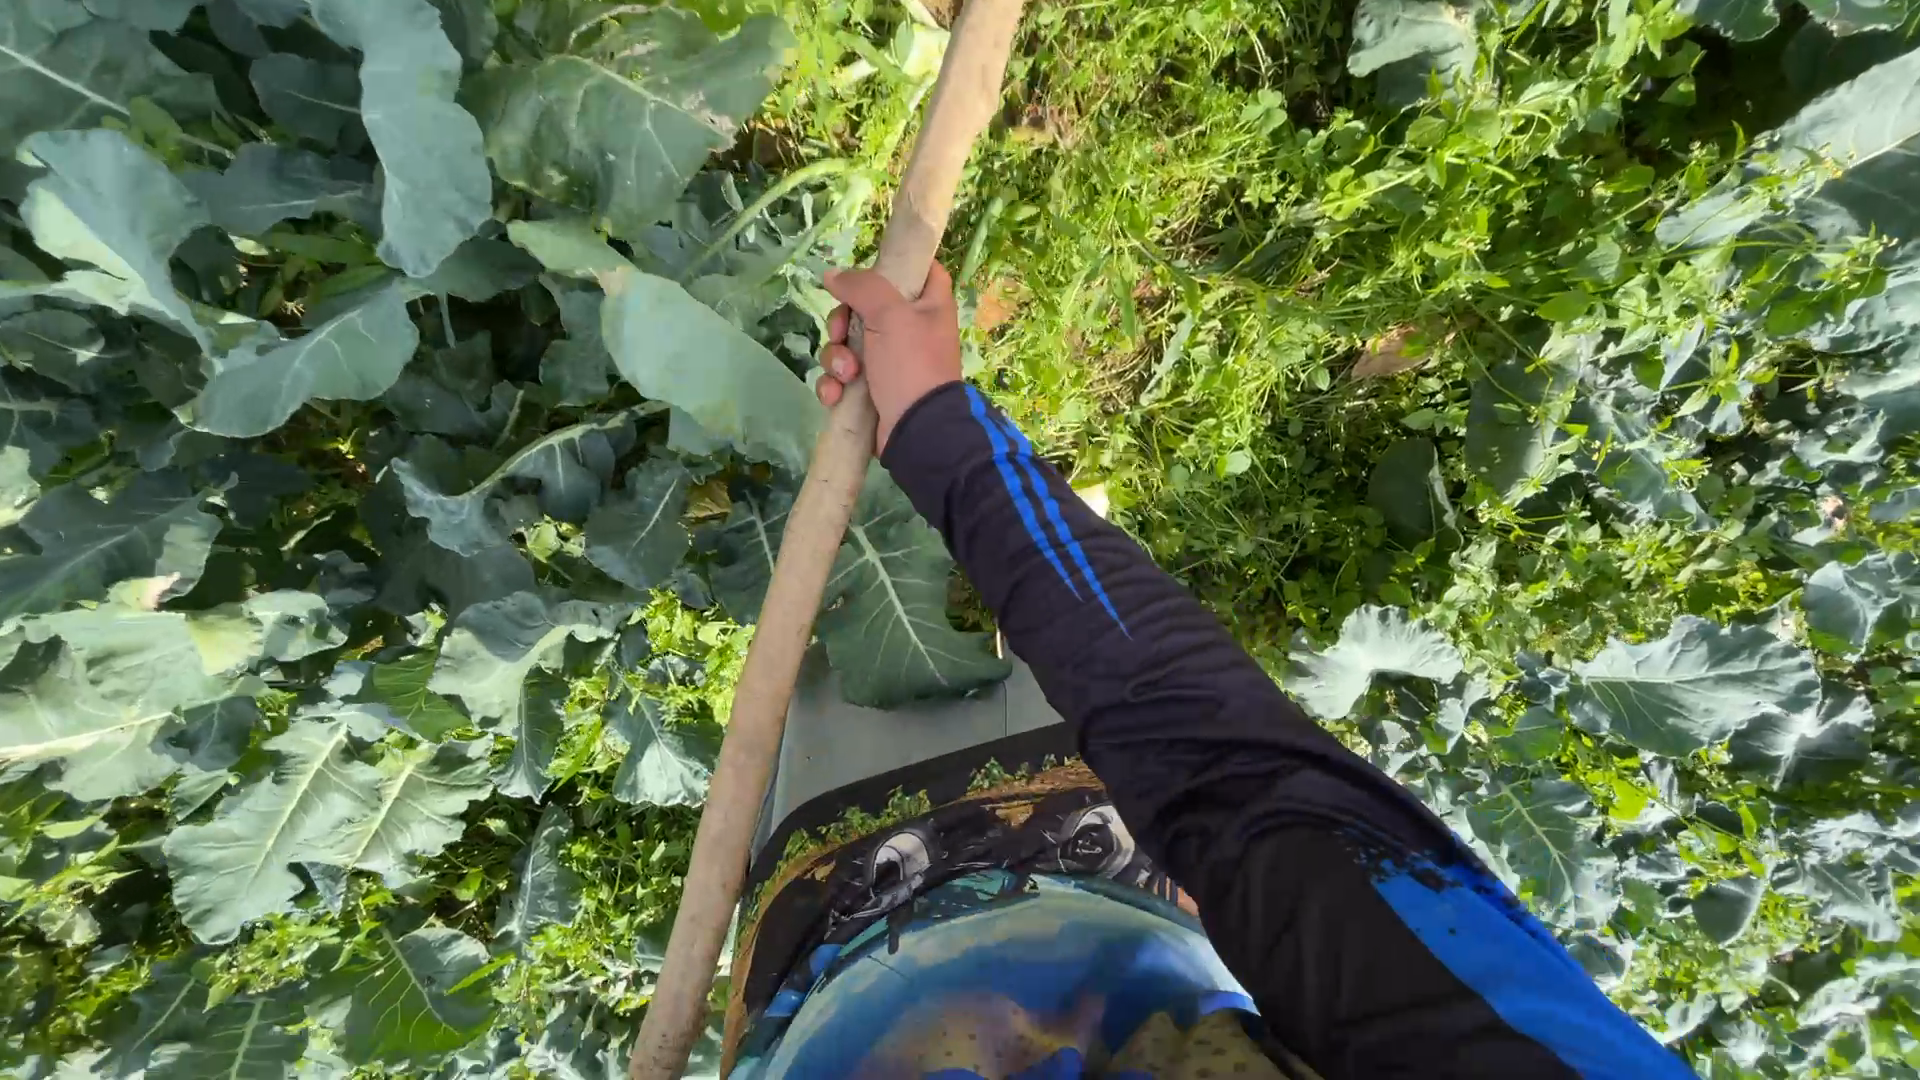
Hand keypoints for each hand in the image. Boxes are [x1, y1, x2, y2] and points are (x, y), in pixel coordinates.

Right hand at [816, 260, 962, 455]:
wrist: (917, 432)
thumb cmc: (911, 365)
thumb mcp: (890, 315)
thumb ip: (862, 287)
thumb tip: (832, 275)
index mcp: (928, 305)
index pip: (919, 269)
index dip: (893, 265)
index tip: (868, 272)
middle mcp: (911, 331)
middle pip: (864, 308)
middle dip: (842, 324)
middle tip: (841, 335)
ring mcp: (890, 362)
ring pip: (847, 345)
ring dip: (837, 359)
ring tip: (848, 376)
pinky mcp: (872, 390)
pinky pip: (842, 378)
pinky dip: (835, 385)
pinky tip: (837, 396)